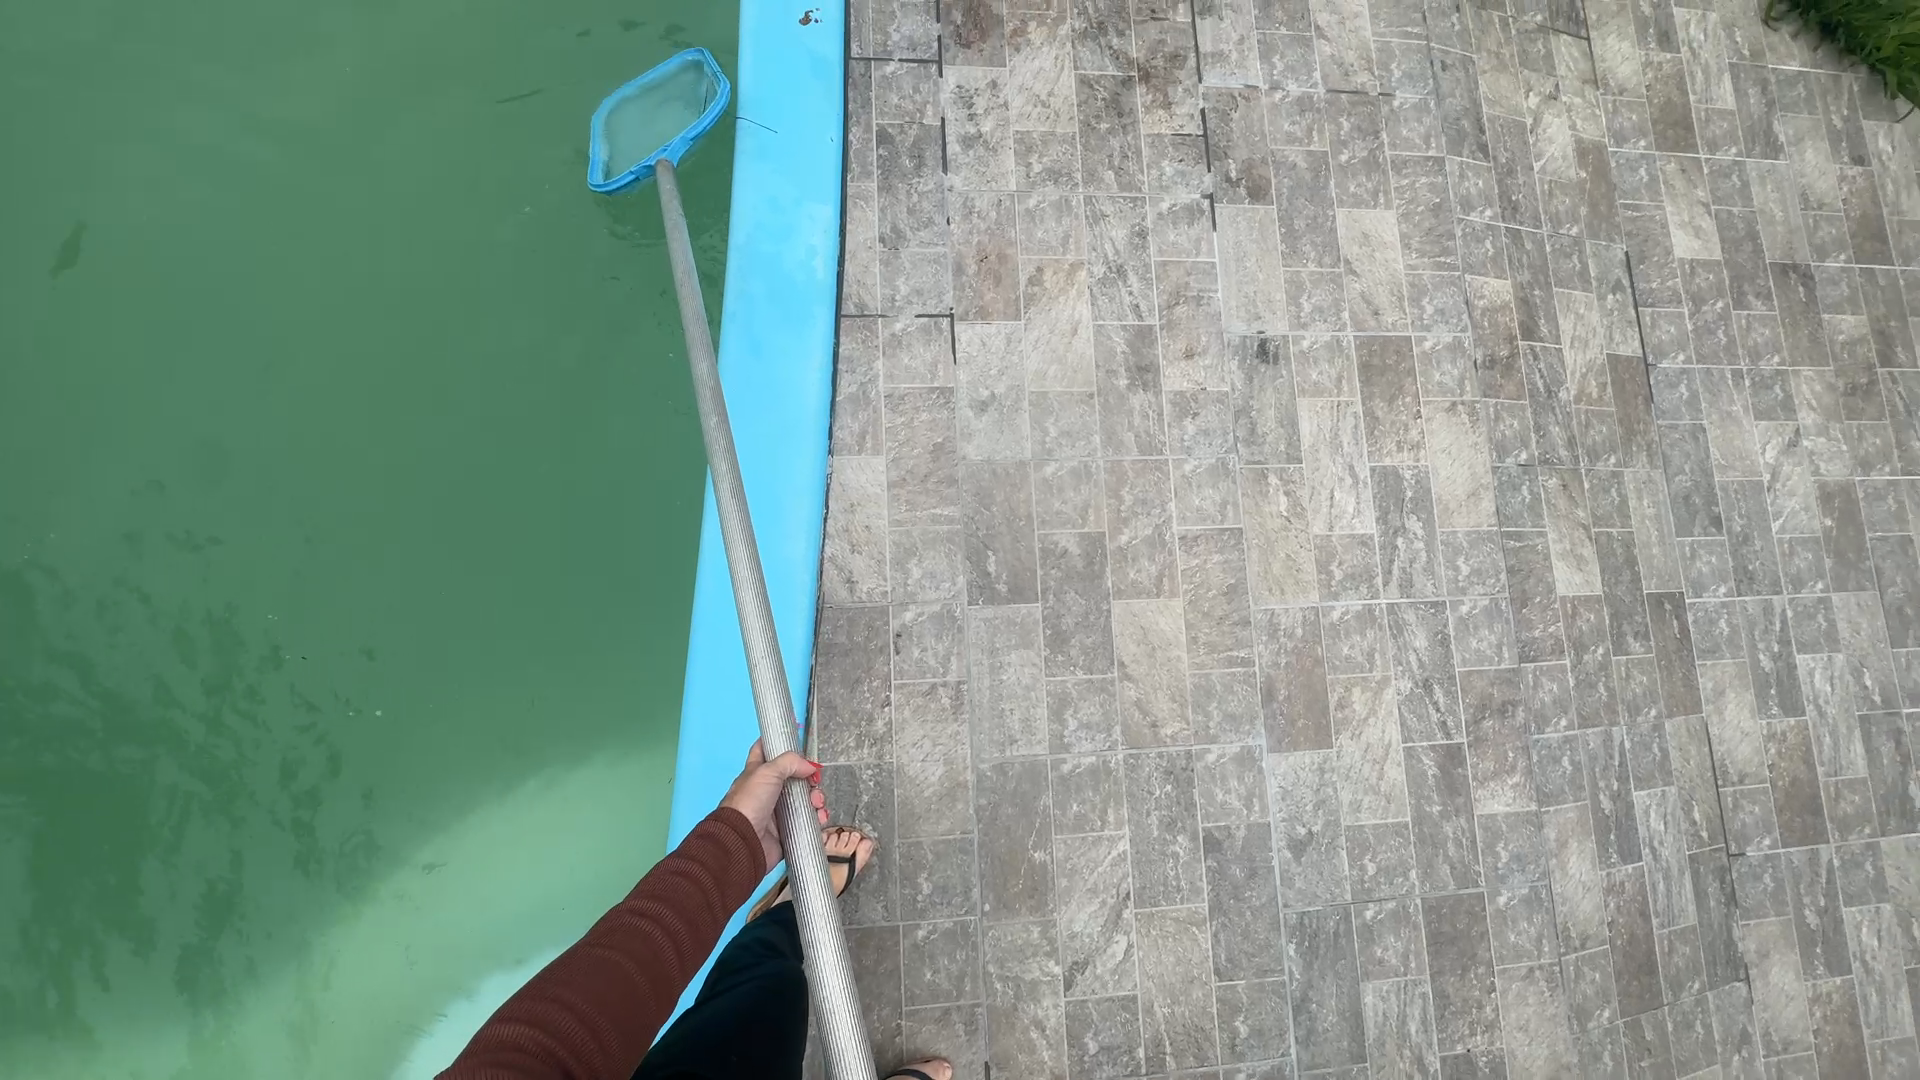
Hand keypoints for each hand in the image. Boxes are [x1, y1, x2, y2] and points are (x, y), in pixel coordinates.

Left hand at [718, 740, 827, 872]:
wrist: (743, 843)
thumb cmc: (747, 804)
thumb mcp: (767, 772)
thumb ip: (790, 762)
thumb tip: (810, 766)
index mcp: (757, 773)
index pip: (764, 751)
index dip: (777, 743)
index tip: (794, 740)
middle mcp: (768, 791)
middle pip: (794, 777)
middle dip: (810, 778)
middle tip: (815, 782)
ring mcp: (778, 811)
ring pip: (805, 799)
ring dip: (816, 799)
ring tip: (817, 804)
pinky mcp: (788, 830)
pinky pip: (809, 821)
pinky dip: (818, 818)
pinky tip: (820, 817)